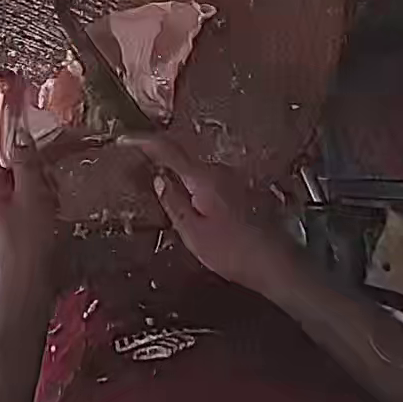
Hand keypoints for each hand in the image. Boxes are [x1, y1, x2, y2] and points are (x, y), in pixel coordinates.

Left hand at [0, 132, 58, 293]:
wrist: (29, 285)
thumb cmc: (29, 241)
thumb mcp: (32, 193)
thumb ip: (26, 160)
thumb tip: (20, 132)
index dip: (8, 125)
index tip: (22, 108)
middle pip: (11, 158)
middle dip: (33, 163)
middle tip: (46, 178)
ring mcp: (0, 205)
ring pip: (23, 175)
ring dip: (41, 180)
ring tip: (50, 198)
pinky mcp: (13, 216)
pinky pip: (28, 192)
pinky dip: (42, 193)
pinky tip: (51, 206)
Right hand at [120, 134, 301, 292]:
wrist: (276, 262)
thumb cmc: (232, 251)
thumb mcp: (193, 233)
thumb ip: (173, 202)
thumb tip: (157, 177)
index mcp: (203, 177)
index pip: (168, 150)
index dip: (145, 142)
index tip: (125, 139)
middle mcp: (219, 169)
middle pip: (183, 160)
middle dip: (163, 165)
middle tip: (144, 177)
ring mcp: (233, 177)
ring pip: (198, 173)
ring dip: (183, 181)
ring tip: (173, 202)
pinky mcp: (242, 188)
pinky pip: (211, 181)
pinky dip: (198, 189)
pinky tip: (200, 212)